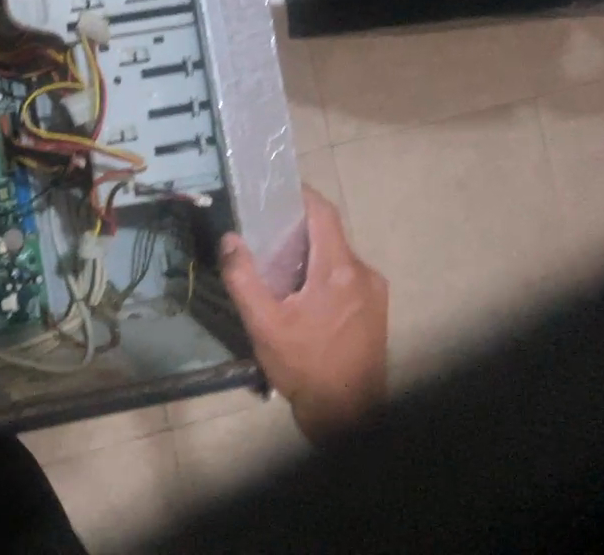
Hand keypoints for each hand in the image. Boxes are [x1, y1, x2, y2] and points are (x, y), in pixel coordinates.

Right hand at [220, 186, 387, 443]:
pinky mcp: (373, 310)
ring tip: (270, 262)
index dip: (298, 194)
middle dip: (292, 227)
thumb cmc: (304, 365)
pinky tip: (293, 290)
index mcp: (339, 271)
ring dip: (304, 252)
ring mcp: (373, 293)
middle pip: (327, 233)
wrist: (348, 415)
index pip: (323, 213)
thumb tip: (230, 238)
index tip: (268, 188)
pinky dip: (317, 271)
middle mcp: (363, 274)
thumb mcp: (262, 323)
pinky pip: (342, 274)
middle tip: (256, 230)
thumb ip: (243, 277)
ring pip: (334, 255)